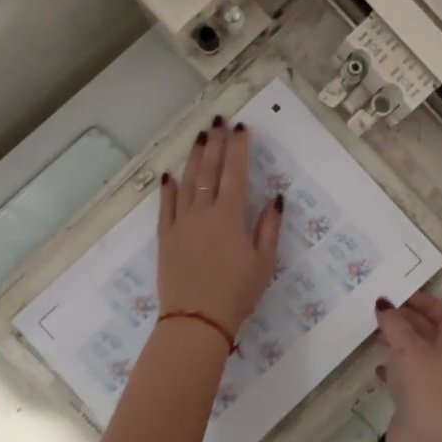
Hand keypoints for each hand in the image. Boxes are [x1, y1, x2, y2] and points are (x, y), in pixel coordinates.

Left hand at [157, 116, 281, 344]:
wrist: (196, 321)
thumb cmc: (237, 294)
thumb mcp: (264, 263)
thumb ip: (269, 227)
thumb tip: (276, 197)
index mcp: (230, 217)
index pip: (235, 173)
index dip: (238, 148)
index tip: (241, 128)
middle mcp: (203, 213)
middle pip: (209, 171)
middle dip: (215, 143)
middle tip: (218, 120)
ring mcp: (180, 224)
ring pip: (187, 182)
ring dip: (193, 157)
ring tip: (199, 136)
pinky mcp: (165, 238)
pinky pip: (165, 206)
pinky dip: (168, 188)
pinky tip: (170, 174)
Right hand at [375, 292, 441, 441]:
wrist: (430, 441)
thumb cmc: (425, 387)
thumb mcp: (408, 348)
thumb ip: (394, 323)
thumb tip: (383, 304)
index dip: (425, 301)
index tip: (400, 294)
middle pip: (426, 332)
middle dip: (405, 319)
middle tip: (378, 310)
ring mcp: (428, 381)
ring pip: (412, 354)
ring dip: (395, 342)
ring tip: (372, 332)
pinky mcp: (413, 400)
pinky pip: (401, 376)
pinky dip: (389, 368)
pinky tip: (375, 366)